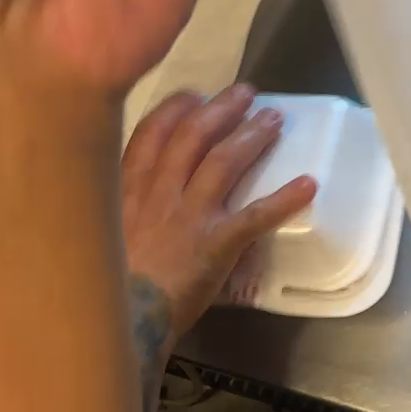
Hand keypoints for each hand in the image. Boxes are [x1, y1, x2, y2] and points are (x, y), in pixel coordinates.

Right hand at [122, 84, 316, 341]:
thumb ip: (123, 214)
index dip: (176, 110)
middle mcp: (158, 193)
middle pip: (192, 137)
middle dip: (222, 109)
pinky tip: (308, 184)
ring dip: (252, 136)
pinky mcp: (215, 243)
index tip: (195, 95)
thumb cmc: (108, 287)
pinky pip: (256, 215)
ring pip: (223, 162)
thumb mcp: (102, 237)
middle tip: (247, 93)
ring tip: (274, 119)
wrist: (119, 319)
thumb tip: (144, 203)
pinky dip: (285, 198)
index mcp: (125, 190)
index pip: (151, 134)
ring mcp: (189, 216)